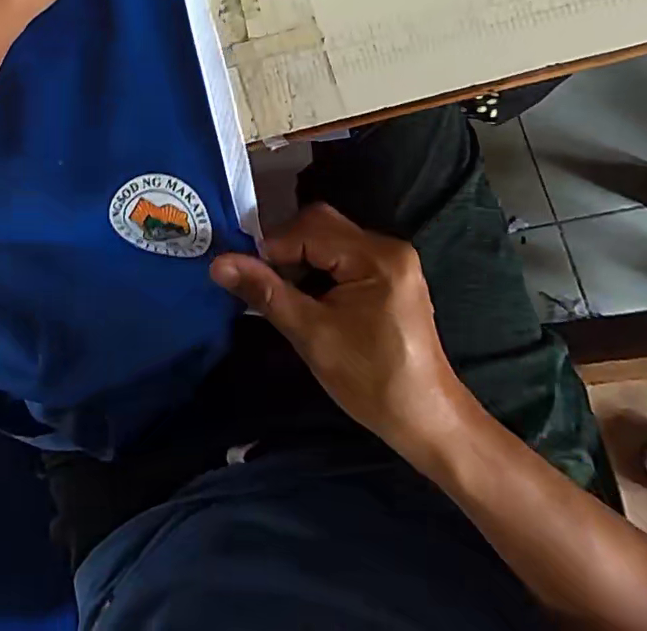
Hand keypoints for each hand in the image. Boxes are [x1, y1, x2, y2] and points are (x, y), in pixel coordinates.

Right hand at [210, 203, 474, 453]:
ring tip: (279, 292)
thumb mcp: (312, 335)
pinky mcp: (389, 276)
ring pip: (329, 239)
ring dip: (298, 258)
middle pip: (321, 225)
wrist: (427, 420)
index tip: (242, 274)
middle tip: (260, 281)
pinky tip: (304, 296)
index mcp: (376, 256)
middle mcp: (387, 246)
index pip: (309, 229)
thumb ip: (266, 292)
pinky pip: (342, 255)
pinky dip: (316, 268)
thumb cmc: (371, 380)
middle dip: (284, 248)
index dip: (270, 247)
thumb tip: (219, 263)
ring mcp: (391, 260)